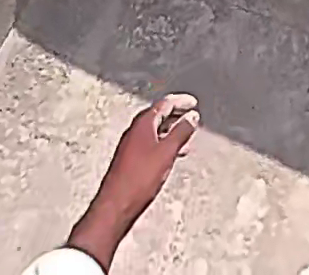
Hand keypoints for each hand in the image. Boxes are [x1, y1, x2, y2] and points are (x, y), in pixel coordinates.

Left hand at [66, 94, 199, 269]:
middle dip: (176, 113)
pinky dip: (163, 142)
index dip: (181, 101)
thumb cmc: (139, 179)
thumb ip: (181, 132)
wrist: (115, 207)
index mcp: (143, 123)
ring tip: (184, 136)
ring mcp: (130, 145)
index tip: (193, 102)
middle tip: (190, 115)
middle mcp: (135, 130)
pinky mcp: (128, 159)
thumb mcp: (167, 152)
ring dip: (170, 130)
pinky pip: (149, 143)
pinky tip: (169, 154)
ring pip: (154, 130)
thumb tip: (192, 117)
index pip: (165, 103)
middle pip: (158, 114)